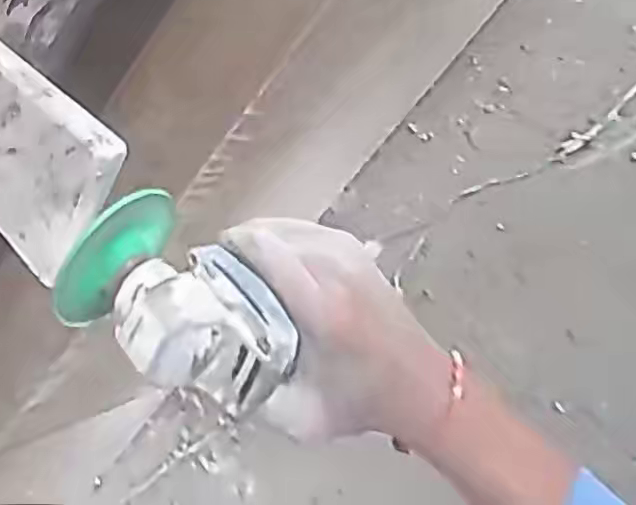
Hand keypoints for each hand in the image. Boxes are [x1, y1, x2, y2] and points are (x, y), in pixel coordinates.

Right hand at [224, 218, 452, 445]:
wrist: (426, 390)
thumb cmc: (364, 401)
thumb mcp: (301, 412)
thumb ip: (252, 385)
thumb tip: (209, 355)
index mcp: (324, 305)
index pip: (260, 245)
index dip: (227, 252)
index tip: (211, 269)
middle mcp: (335, 267)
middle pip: (262, 230)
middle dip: (236, 250)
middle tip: (226, 275)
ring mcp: (346, 250)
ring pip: (275, 224)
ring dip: (254, 243)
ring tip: (248, 270)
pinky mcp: (350, 243)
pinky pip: (293, 225)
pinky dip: (275, 238)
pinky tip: (274, 262)